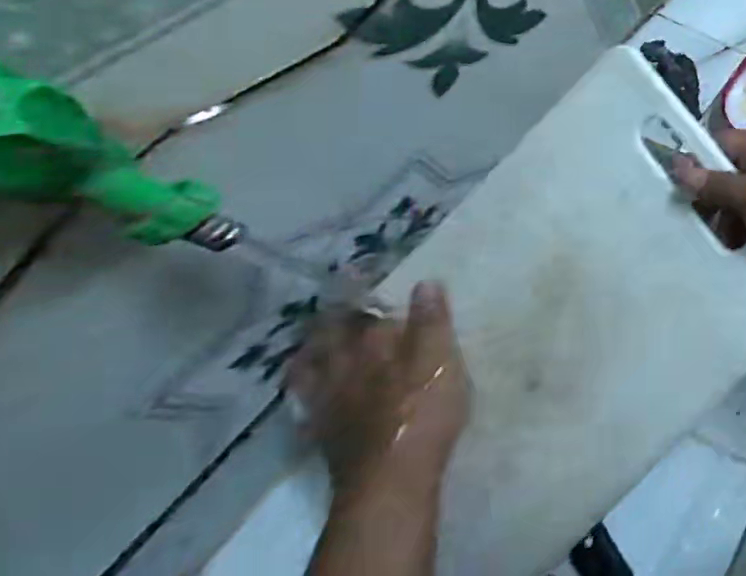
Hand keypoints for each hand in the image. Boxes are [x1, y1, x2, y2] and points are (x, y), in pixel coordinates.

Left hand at [289, 282, 469, 494]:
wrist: (391, 477)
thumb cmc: (425, 406)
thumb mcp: (441, 355)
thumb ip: (432, 318)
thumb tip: (425, 280)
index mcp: (375, 340)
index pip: (362, 305)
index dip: (358, 285)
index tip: (354, 268)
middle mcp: (344, 362)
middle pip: (329, 333)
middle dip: (329, 316)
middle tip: (331, 302)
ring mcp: (327, 398)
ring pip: (309, 365)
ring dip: (309, 349)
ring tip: (311, 341)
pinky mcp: (322, 431)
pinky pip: (304, 401)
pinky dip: (304, 388)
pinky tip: (307, 389)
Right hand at [672, 130, 745, 256]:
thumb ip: (714, 182)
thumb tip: (675, 162)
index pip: (718, 143)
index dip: (697, 162)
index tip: (681, 190)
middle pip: (729, 172)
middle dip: (713, 198)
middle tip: (701, 225)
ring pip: (743, 196)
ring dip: (730, 218)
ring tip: (726, 243)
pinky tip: (744, 247)